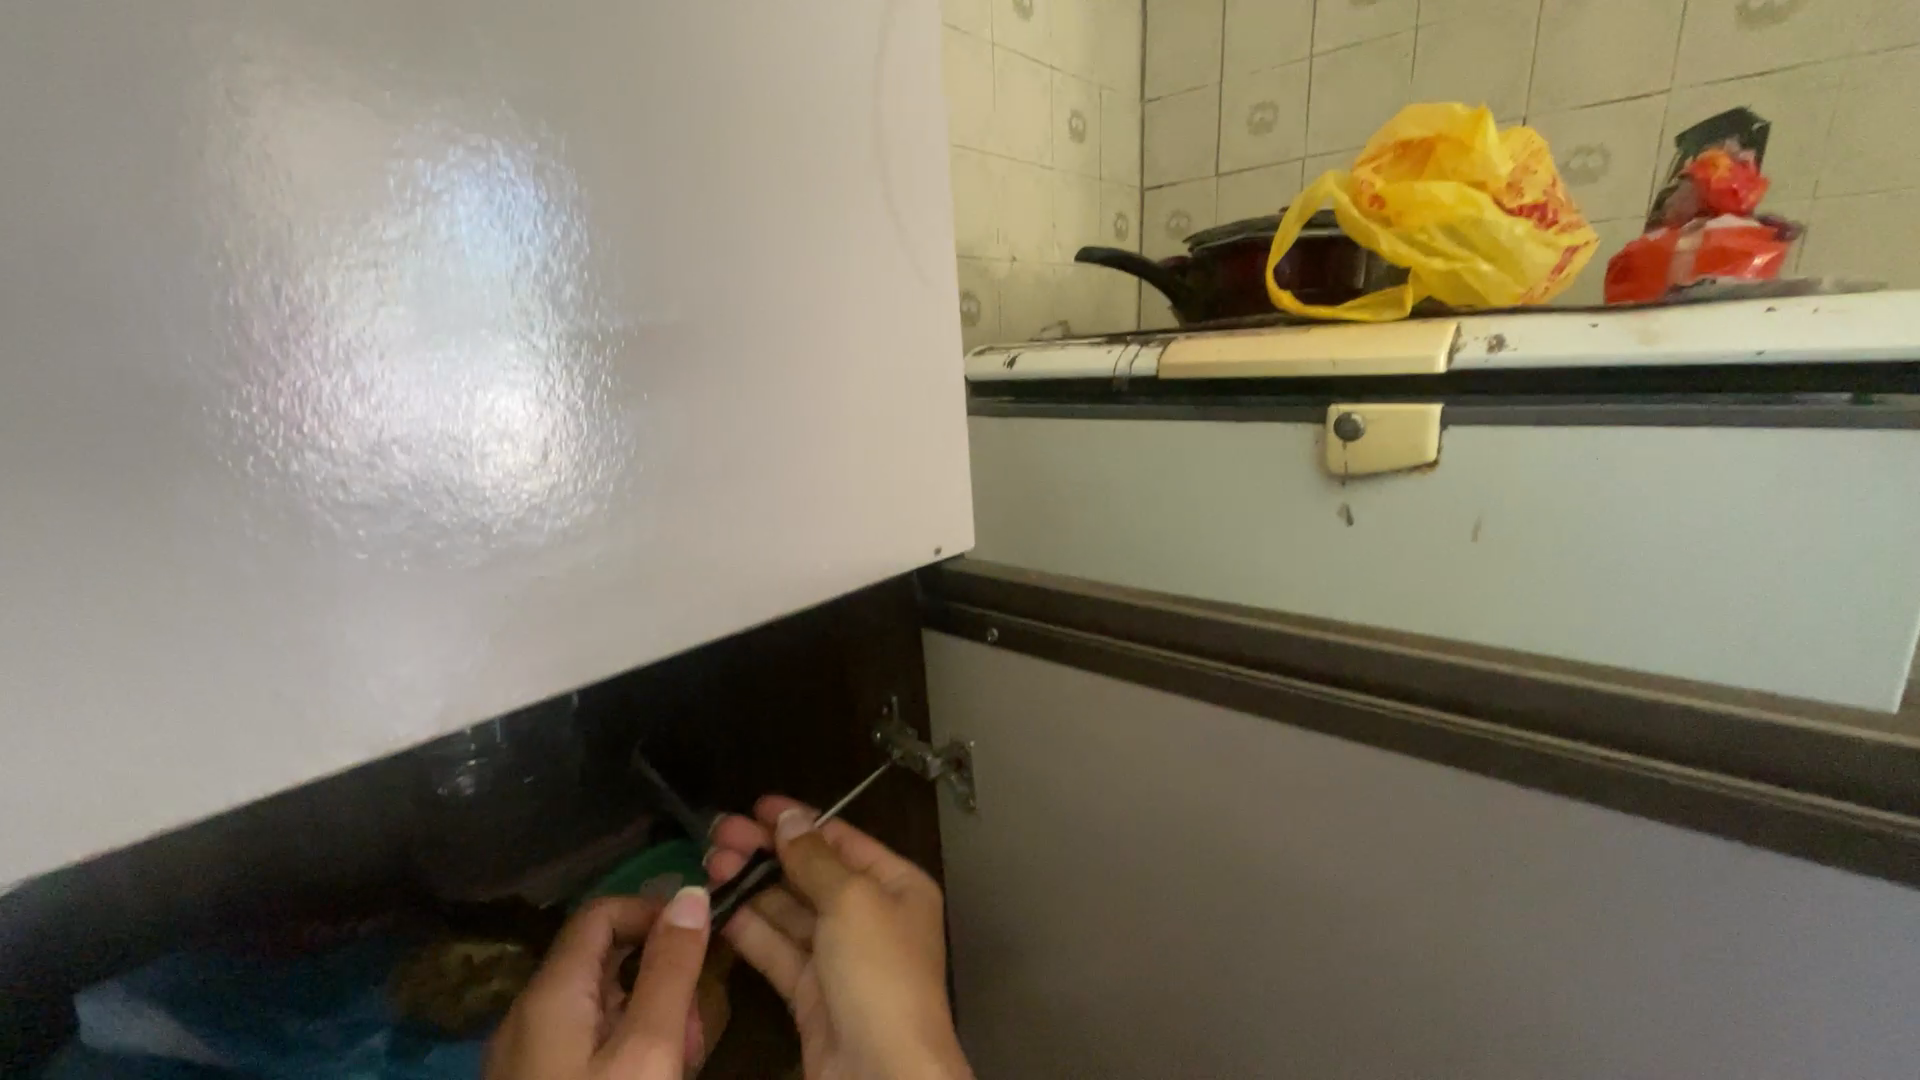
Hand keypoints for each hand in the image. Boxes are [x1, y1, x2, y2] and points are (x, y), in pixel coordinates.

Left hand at [487, 887, 713, 1079]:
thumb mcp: (648, 1051)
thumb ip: (671, 970)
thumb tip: (691, 893)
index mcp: (549, 994)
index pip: (602, 911)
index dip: (655, 912)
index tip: (701, 941)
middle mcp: (527, 1015)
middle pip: (602, 956)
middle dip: (660, 969)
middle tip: (698, 1016)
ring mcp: (524, 1058)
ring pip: (598, 1002)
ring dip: (649, 1010)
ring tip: (683, 1055)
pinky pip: (585, 1041)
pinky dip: (625, 1043)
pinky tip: (652, 1072)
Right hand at [708, 796, 973, 1079]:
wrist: (881, 1076)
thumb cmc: (879, 973)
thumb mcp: (852, 901)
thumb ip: (815, 858)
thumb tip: (789, 817)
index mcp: (897, 885)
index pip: (842, 840)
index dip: (799, 820)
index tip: (756, 806)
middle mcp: (871, 916)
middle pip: (812, 873)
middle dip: (766, 852)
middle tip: (717, 832)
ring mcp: (840, 958)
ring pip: (791, 911)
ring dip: (752, 887)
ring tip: (709, 862)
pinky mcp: (811, 995)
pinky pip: (778, 951)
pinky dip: (749, 929)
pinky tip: (717, 909)